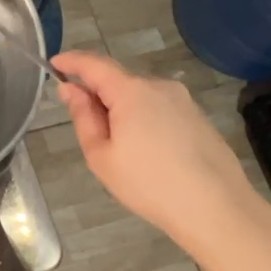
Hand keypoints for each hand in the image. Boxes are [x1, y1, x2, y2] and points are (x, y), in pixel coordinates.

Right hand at [51, 50, 265, 243]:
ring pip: (140, 96)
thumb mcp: (102, 156)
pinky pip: (160, 108)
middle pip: (118, 80)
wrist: (217, 208)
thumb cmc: (149, 184)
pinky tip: (147, 153)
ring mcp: (183, 101)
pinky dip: (143, 119)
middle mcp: (159, 86)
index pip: (94, 64)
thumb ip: (83, 117)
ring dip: (121, 109)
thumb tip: (71, 90)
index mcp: (132, 91)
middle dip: (97, 93)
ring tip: (119, 149)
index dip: (71, 62)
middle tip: (86, 126)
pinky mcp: (198, 118)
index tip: (53, 64)